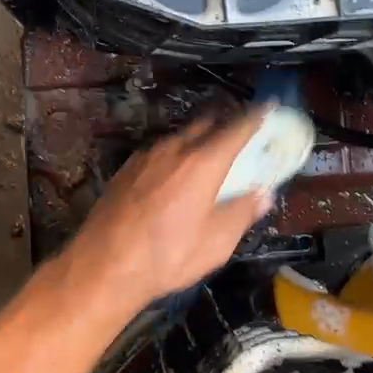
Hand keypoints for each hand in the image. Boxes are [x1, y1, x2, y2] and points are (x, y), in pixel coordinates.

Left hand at [65, 109, 275, 303]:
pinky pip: (159, 151)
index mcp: (202, 163)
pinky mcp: (126, 168)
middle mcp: (174, 149)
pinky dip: (176, 155)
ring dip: (199, 140)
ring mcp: (146, 156)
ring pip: (180, 137)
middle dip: (226, 125)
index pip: (237, 128)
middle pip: (206, 124)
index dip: (256, 117)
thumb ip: (242, 212)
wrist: (103, 265)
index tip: (269, 108)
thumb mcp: (216, 243)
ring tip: (209, 159)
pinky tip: (175, 176)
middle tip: (241, 137)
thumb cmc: (167, 257)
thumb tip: (262, 193)